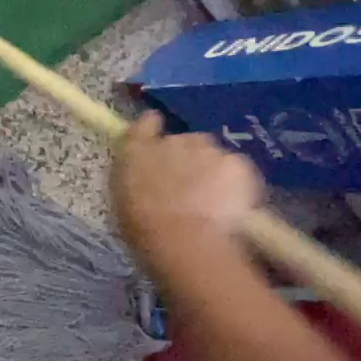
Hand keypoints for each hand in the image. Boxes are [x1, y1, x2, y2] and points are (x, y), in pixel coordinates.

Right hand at [113, 110, 262, 271]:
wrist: (182, 237)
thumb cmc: (140, 221)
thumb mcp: (121, 194)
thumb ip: (132, 171)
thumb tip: (140, 163)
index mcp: (137, 149)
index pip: (145, 124)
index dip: (151, 127)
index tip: (154, 130)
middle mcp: (174, 140)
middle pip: (185, 140)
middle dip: (185, 154)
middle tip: (183, 181)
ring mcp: (209, 150)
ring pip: (212, 154)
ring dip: (209, 167)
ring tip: (207, 195)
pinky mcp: (238, 164)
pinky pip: (235, 167)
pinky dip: (231, 179)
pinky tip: (225, 200)